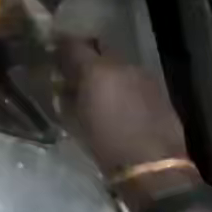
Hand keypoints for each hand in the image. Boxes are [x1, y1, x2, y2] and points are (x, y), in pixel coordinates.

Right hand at [58, 38, 199, 205]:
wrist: (152, 167)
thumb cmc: (104, 144)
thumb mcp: (74, 119)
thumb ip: (67, 93)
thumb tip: (63, 82)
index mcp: (96, 70)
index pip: (73, 44)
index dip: (61, 44)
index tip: (53, 50)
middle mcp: (120, 65)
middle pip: (99, 48)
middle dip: (87, 55)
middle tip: (75, 70)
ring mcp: (142, 75)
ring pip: (118, 63)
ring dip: (106, 70)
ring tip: (98, 87)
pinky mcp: (158, 88)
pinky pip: (133, 77)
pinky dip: (123, 83)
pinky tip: (119, 100)